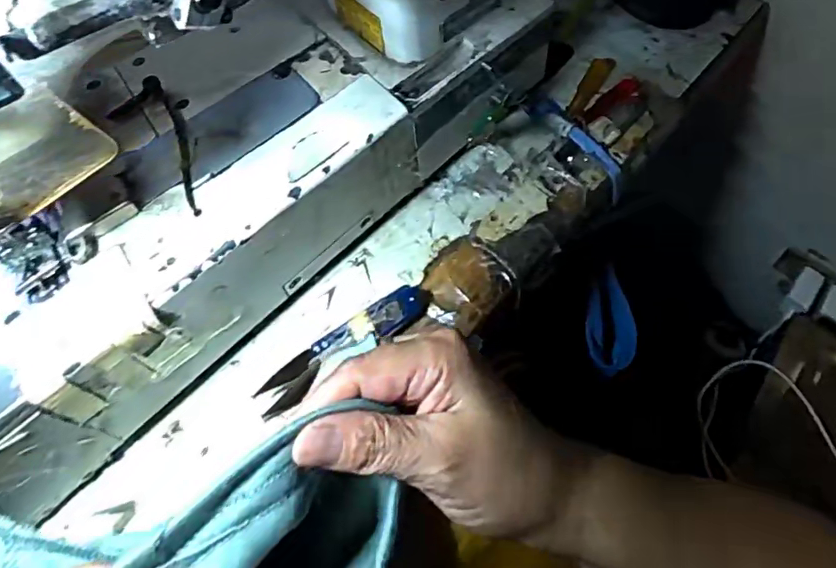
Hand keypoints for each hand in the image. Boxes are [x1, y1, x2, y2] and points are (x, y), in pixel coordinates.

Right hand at [290, 324, 581, 542]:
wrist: (549, 489)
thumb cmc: (501, 473)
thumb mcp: (435, 459)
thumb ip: (371, 444)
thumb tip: (303, 440)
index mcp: (434, 351)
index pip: (359, 371)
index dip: (319, 407)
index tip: (286, 451)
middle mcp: (428, 345)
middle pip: (359, 372)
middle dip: (326, 411)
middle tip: (294, 458)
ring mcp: (429, 365)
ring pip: (367, 385)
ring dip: (341, 417)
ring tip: (310, 454)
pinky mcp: (429, 387)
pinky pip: (382, 396)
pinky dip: (361, 420)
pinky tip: (344, 445)